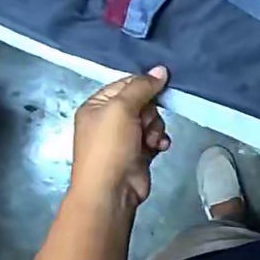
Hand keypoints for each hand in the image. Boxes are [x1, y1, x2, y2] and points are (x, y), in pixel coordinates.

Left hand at [70, 66, 170, 208]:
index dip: (144, 84)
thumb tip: (161, 69)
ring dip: (156, 128)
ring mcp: (123, 137)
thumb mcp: (121, 109)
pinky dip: (159, 140)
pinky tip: (159, 147)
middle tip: (146, 123)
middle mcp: (109, 120)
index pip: (125, 84)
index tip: (163, 84)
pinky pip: (154, 137)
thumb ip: (142, 87)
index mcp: (97, 105)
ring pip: (151, 120)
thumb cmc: (109, 146)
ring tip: (152, 140)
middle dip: (150, 112)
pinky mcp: (138, 153)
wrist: (111, 190)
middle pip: (141, 102)